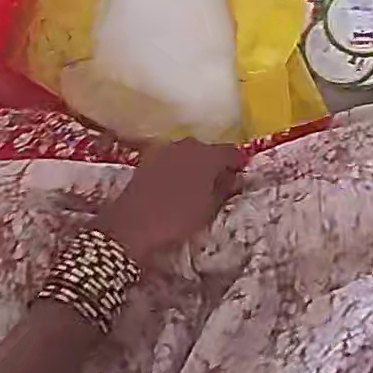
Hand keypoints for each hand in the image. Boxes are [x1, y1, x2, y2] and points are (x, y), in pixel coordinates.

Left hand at [94, 140, 242, 263]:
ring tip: (198, 186)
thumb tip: (233, 178)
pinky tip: (177, 186)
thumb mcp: (209, 209)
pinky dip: (178, 168)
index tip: (241, 177)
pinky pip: (172, 159)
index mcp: (208, 155)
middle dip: (216, 164)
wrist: (131, 227)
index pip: (232, 152)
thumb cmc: (177, 219)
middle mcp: (188, 145)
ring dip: (196, 165)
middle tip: (220, 184)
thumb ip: (225, 189)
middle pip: (209, 150)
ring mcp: (165, 150)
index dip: (239, 164)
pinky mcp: (148, 159)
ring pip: (189, 153)